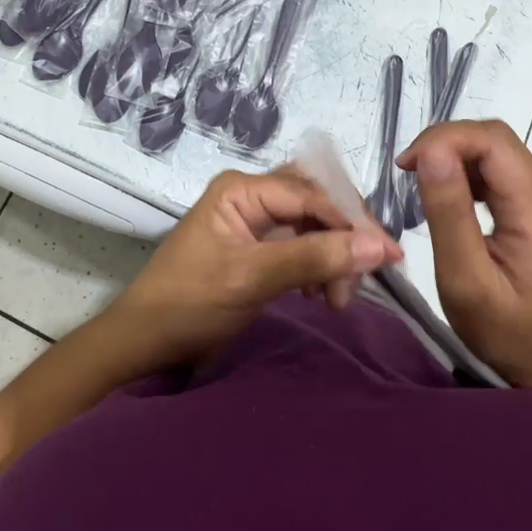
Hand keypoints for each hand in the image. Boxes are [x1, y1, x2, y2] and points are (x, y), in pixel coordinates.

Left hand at [98, 169, 400, 370]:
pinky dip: (318, 266)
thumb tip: (379, 247)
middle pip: (317, 200)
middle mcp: (250, 195)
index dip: (352, 222)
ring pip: (313, 224)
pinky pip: (301, 245)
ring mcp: (253, 221)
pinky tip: (321, 295)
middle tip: (358, 281)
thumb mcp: (251, 279)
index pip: (313, 193)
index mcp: (242, 190)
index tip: (387, 257)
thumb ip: (313, 258)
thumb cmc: (189, 303)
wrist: (144, 340)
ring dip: (333, 255)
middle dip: (344, 237)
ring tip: (336, 299)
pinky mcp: (256, 247)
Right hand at [397, 120, 531, 386]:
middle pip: (493, 139)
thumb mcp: (466, 279)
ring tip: (418, 186)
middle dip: (444, 144)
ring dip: (451, 157)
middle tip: (405, 174)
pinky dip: (464, 172)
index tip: (405, 166)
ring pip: (493, 150)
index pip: (492, 140)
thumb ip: (449, 214)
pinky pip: (497, 170)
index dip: (444, 139)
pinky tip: (443, 196)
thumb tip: (431, 152)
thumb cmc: (505, 329)